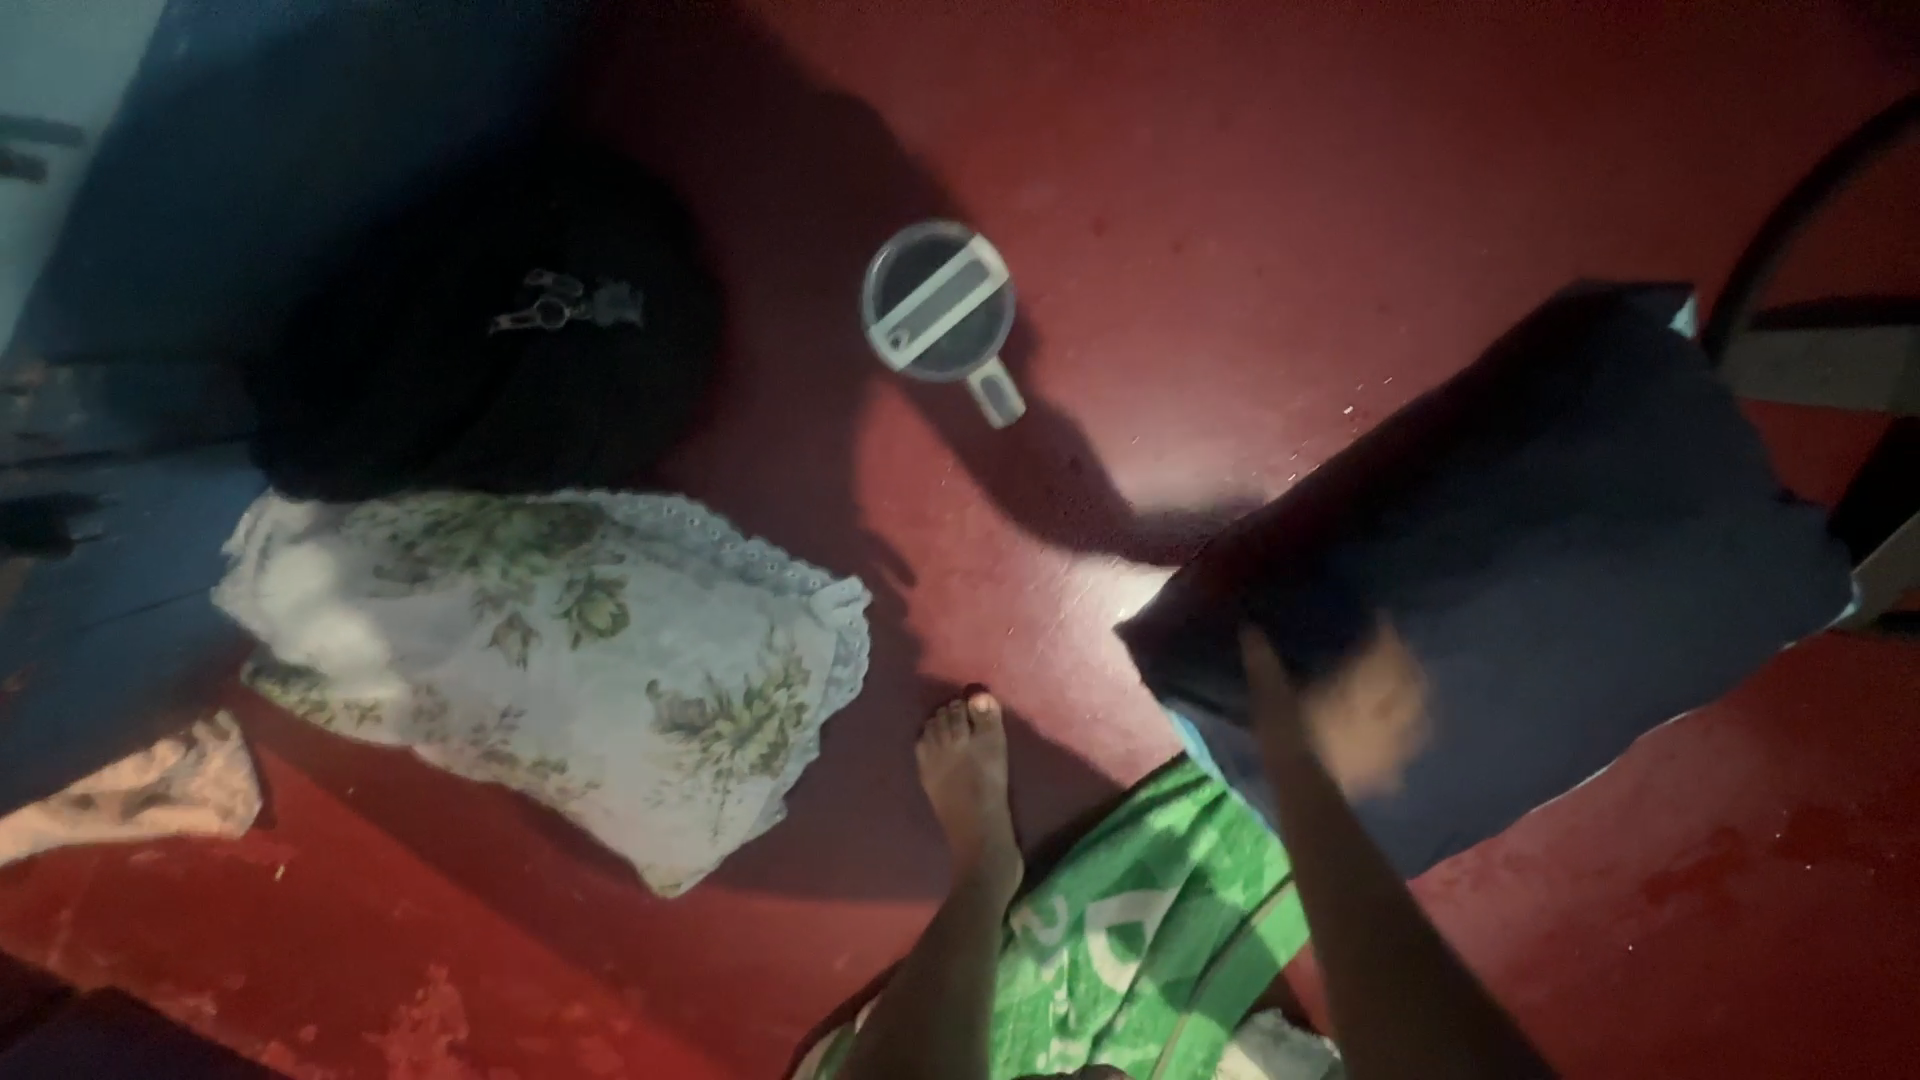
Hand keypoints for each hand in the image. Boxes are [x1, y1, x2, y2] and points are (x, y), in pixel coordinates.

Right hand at [1239, 621, 1427, 797]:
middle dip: (1409, 665)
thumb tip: (1249, 628)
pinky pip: (1404, 748)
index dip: (1387, 636)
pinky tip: (1402, 738)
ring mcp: (1386, 743)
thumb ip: (1262, 662)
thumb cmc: (1287, 737)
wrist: (1303, 792)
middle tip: (1402, 652)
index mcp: (1355, 690)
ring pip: (1415, 715)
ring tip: (1411, 690)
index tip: (1383, 620)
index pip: (1382, 656)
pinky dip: (1407, 737)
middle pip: (1408, 684)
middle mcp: (1379, 713)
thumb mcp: (1268, 695)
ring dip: (1417, 699)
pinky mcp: (1383, 768)